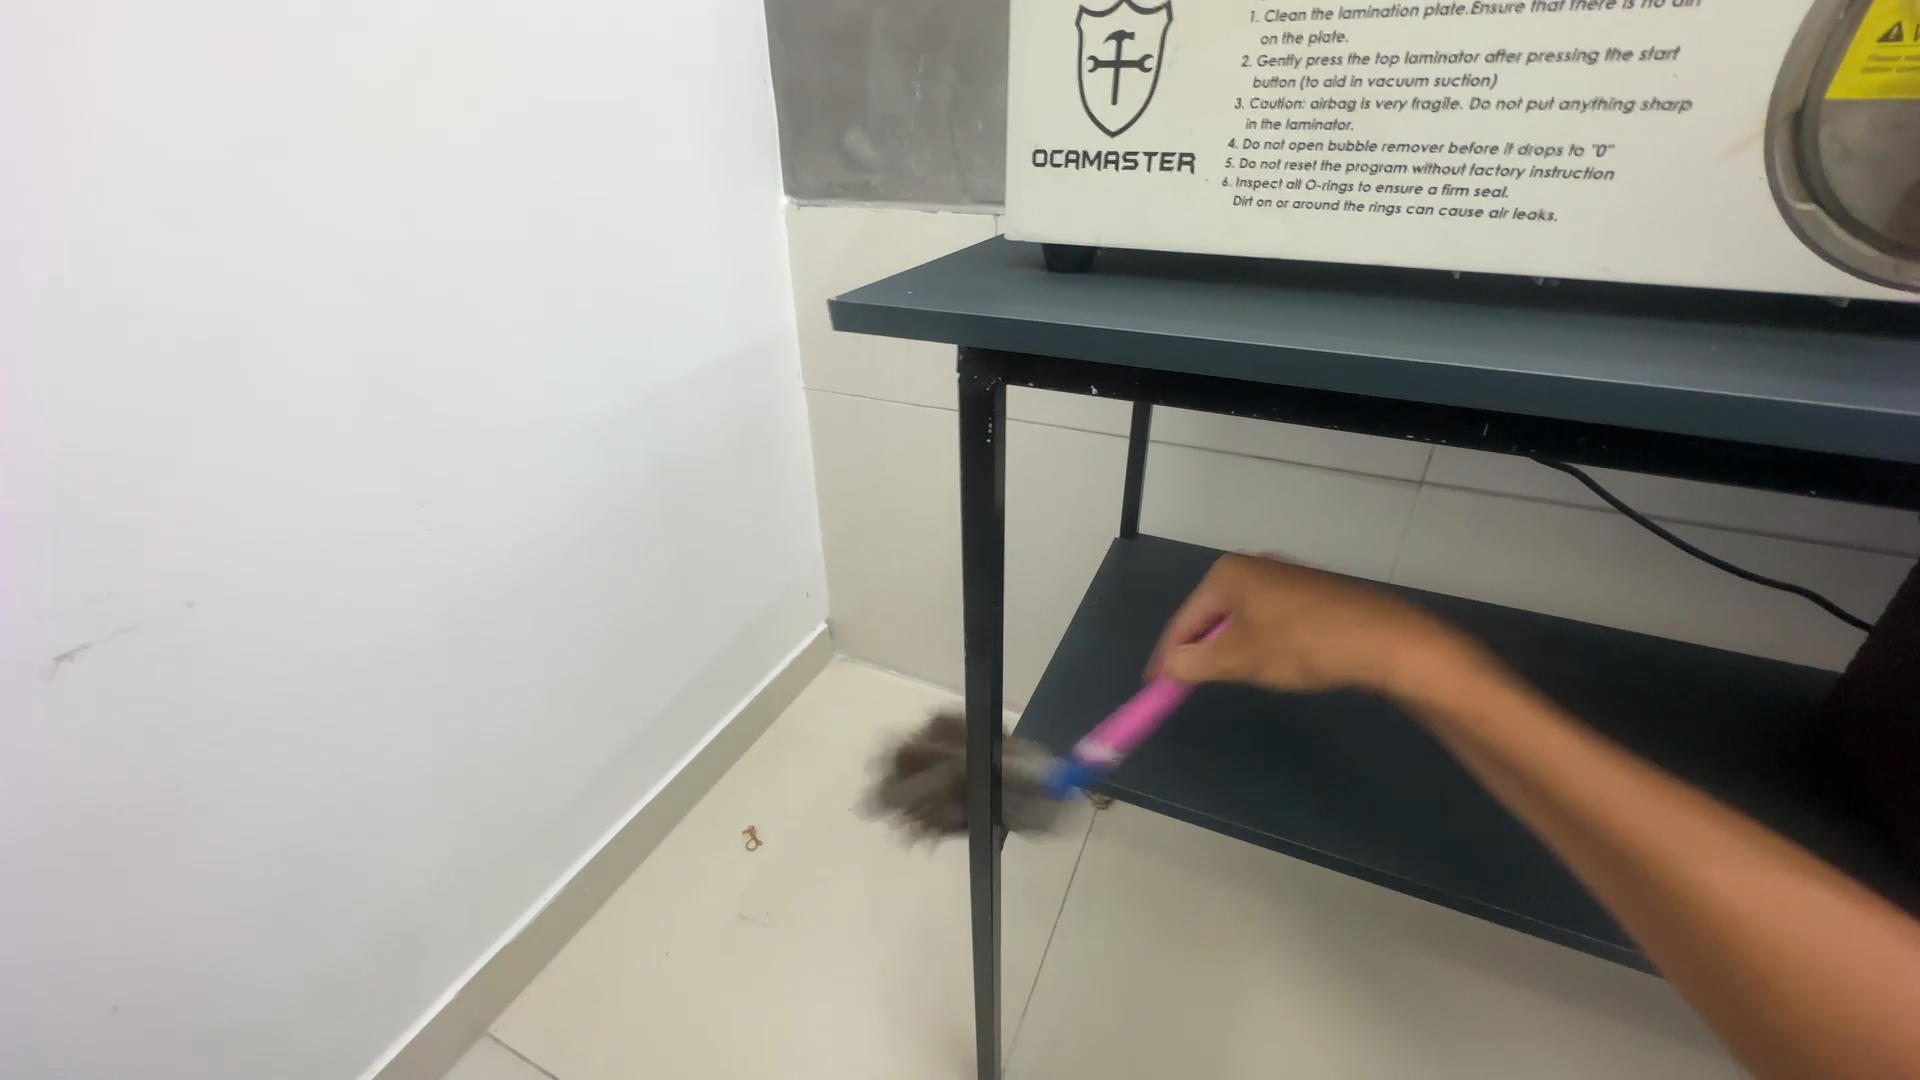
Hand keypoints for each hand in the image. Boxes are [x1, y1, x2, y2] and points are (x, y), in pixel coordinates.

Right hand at [1147, 554, 1476, 697]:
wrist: (1388, 642)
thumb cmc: (1303, 645)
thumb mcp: (1238, 659)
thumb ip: (1192, 663)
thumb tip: (1168, 667)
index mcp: (1227, 573)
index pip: (1183, 620)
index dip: (1167, 656)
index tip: (1155, 686)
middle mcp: (1252, 565)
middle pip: (1210, 616)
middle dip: (1200, 652)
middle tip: (1190, 686)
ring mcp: (1285, 576)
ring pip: (1240, 619)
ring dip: (1231, 650)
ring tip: (1233, 678)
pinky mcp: (1311, 593)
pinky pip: (1268, 619)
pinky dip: (1259, 642)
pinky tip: (1273, 663)